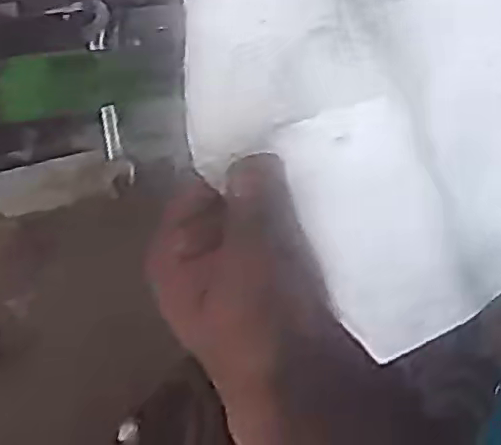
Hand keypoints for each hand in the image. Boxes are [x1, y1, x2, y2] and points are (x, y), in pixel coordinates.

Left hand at [147, 157, 423, 444]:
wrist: (293, 374)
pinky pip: (285, 222)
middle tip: (300, 139)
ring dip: (288, 189)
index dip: (231, 156)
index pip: (198, 183)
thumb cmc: (255, 319)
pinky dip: (301, 208)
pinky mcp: (275, 263)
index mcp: (176, 248)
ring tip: (317, 159)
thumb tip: (251, 154)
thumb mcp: (248, 255)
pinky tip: (324, 187)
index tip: (270, 126)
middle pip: (232, 193)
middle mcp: (203, 248)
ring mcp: (241, 256)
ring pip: (263, 206)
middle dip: (265, 172)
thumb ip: (248, 201)